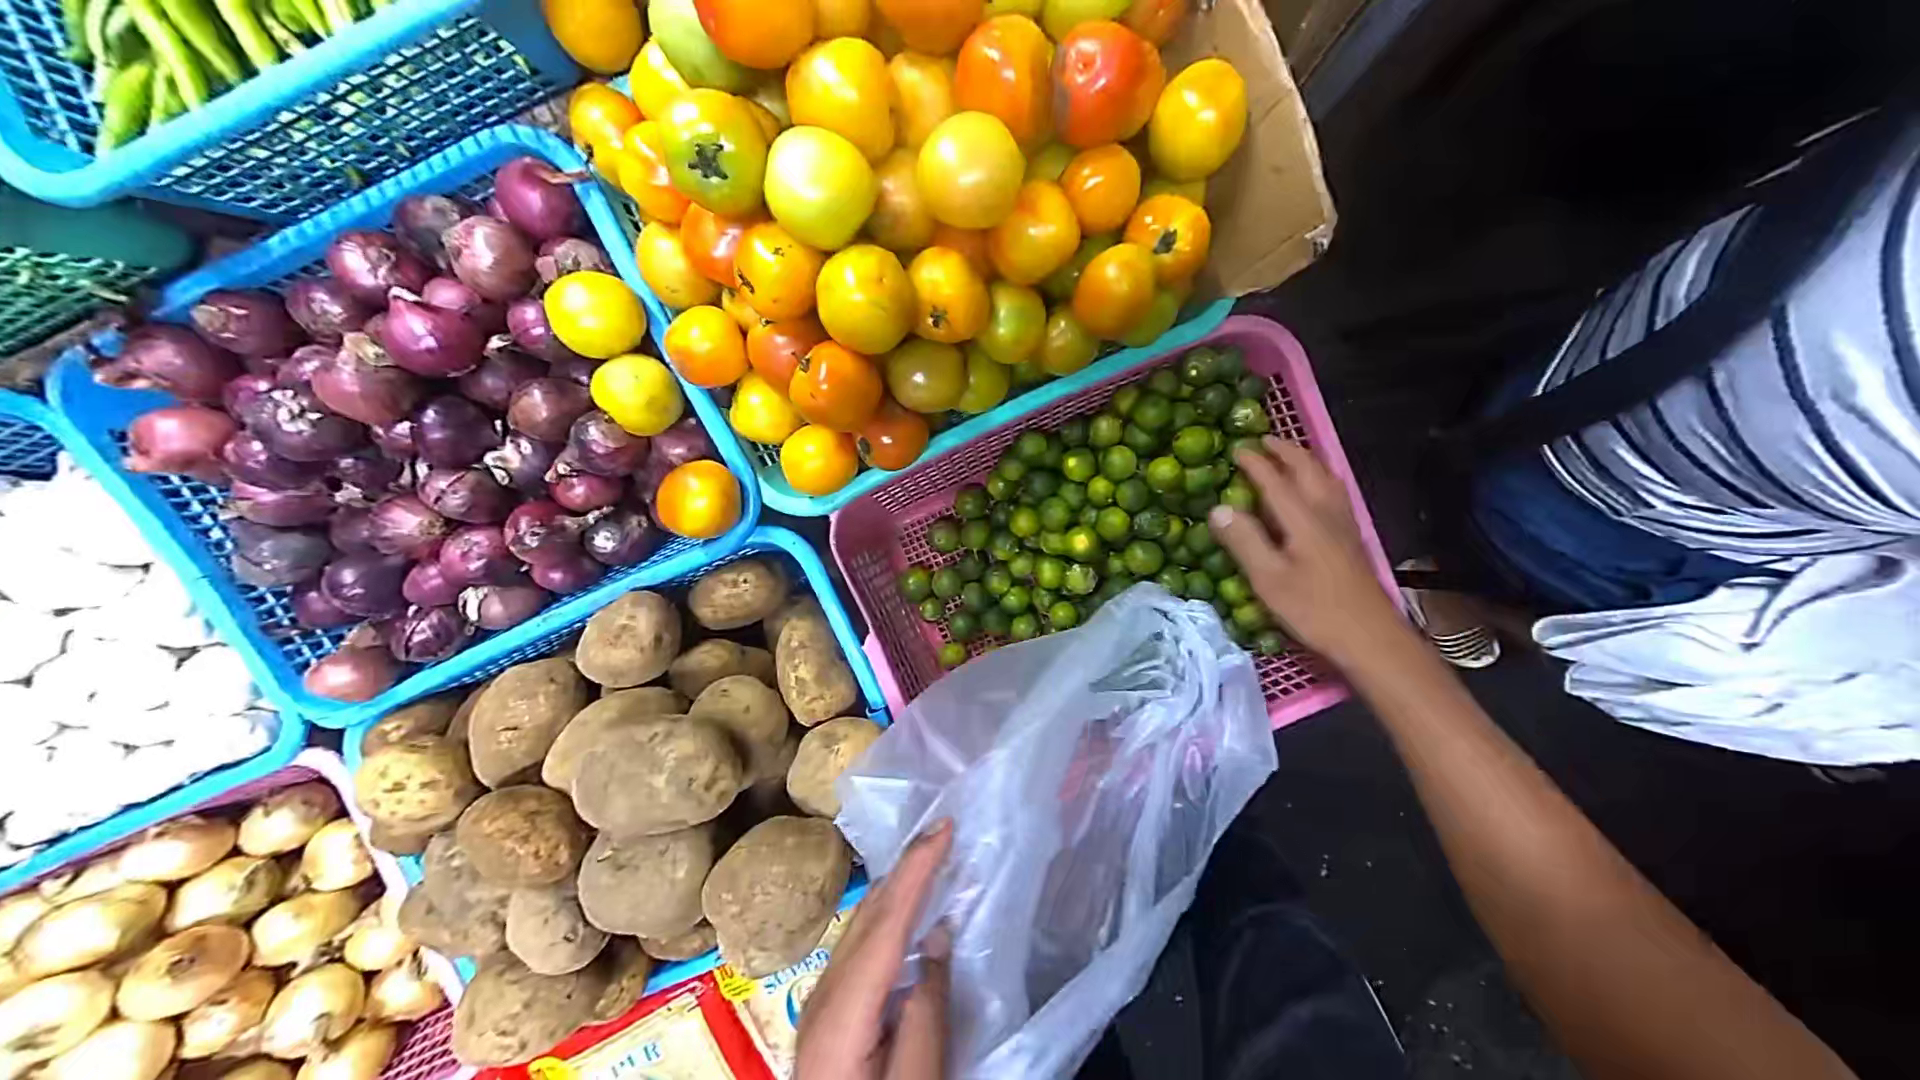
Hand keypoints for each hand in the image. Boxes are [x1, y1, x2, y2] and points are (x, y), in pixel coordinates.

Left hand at [796, 820, 953, 1079]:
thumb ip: (927, 1009)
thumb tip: (936, 936)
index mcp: (842, 1014)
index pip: (885, 923)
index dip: (916, 871)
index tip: (943, 829)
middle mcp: (823, 995)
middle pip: (867, 915)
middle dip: (906, 866)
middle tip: (941, 829)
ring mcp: (819, 1002)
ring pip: (861, 925)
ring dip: (897, 885)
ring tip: (929, 855)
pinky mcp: (827, 1011)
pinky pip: (859, 943)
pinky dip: (886, 912)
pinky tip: (903, 905)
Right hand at [1208, 436, 1405, 667]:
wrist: (1370, 637)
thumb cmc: (1314, 609)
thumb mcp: (1268, 578)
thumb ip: (1244, 541)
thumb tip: (1218, 508)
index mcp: (1303, 519)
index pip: (1275, 480)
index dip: (1255, 463)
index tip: (1236, 449)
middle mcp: (1326, 513)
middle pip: (1308, 470)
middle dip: (1285, 451)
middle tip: (1264, 441)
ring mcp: (1343, 525)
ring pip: (1326, 478)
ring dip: (1306, 460)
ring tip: (1290, 455)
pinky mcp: (1352, 539)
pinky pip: (1334, 492)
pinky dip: (1320, 478)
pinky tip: (1317, 490)